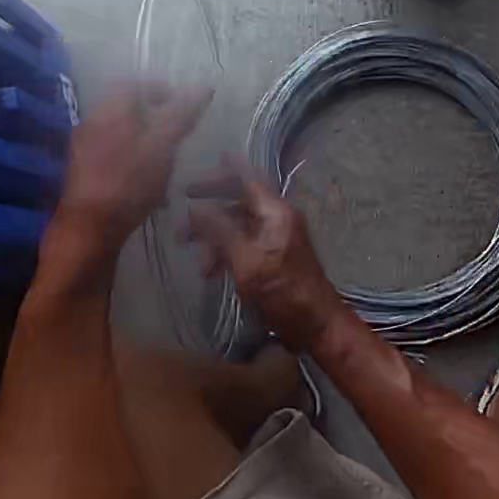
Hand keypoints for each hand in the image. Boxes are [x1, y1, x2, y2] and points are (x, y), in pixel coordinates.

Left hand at [51, 83, 209, 248]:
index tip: (184, 103)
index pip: (133, 83)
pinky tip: (151, 184)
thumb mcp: (161, 145)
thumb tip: (204, 86)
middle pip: (127, 109)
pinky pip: (115, 156)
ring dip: (148, 141)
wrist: (88, 231)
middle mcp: (92, 123)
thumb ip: (181, 114)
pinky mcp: (86, 174)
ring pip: (123, 134)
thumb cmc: (127, 183)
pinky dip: (136, 161)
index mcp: (108, 110)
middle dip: (156, 117)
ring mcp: (85, 149)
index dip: (161, 88)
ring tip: (169, 161)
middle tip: (180, 133)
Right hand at [183, 157, 348, 350]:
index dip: (221, 172)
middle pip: (237, 204)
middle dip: (208, 215)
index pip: (246, 179)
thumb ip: (219, 231)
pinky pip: (245, 245)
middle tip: (181, 228)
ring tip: (200, 265)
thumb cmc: (283, 291)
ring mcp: (277, 238)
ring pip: (238, 227)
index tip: (194, 174)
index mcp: (275, 212)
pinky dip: (227, 253)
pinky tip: (213, 272)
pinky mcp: (274, 257)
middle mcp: (277, 218)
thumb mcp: (246, 261)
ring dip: (215, 241)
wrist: (316, 326)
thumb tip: (194, 208)